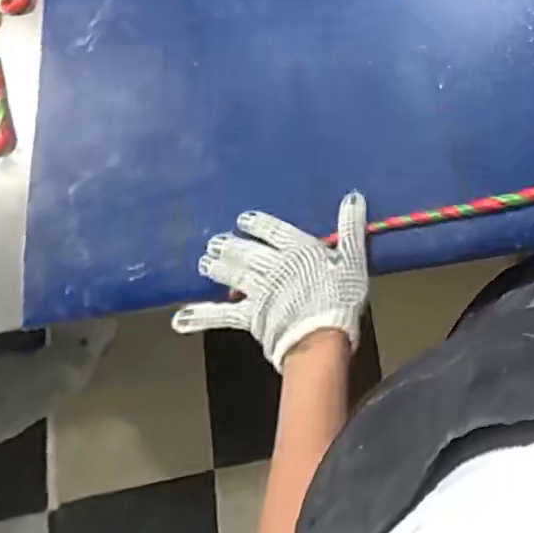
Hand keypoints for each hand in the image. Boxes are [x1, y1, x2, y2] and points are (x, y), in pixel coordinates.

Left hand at [171, 193, 369, 369]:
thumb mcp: (352, 259)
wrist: (321, 336)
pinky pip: (221, 315)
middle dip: (232, 246)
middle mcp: (273, 265)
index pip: (273, 231)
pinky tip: (180, 318)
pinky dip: (200, 315)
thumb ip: (350, 228)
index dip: (258, 224)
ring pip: (234, 275)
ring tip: (204, 262)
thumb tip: (353, 196)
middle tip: (215, 241)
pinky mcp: (250, 316)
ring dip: (218, 268)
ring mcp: (258, 291)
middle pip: (248, 252)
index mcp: (298, 249)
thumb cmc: (341, 298)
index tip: (243, 220)